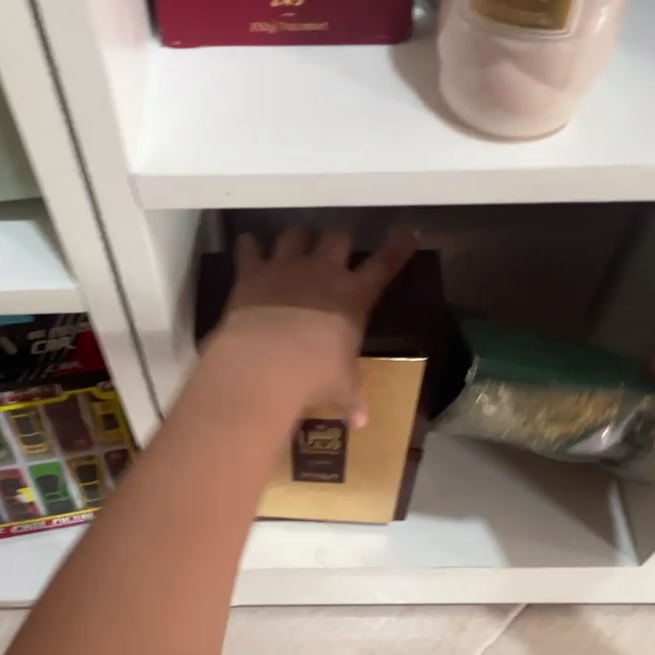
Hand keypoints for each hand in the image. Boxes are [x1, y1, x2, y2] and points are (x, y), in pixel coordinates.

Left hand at [205, 226, 417, 426]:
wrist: (265, 364)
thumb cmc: (314, 376)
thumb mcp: (341, 388)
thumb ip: (352, 399)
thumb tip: (362, 422)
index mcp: (354, 297)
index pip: (385, 265)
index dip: (397, 248)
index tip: (406, 233)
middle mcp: (323, 271)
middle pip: (338, 236)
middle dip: (338, 240)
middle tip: (334, 249)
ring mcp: (286, 267)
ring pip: (295, 234)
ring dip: (296, 238)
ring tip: (294, 246)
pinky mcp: (252, 273)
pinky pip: (249, 247)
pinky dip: (248, 246)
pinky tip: (248, 247)